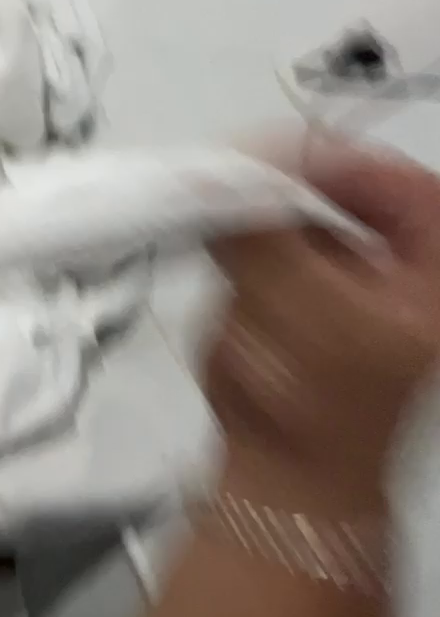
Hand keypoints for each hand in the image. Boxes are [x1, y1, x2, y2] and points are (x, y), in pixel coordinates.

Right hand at [205, 141, 439, 515]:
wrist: (276, 455)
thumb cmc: (308, 397)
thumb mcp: (298, 312)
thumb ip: (263, 239)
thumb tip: (218, 178)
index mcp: (438, 268)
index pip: (400, 183)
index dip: (331, 163)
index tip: (257, 160)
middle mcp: (401, 260)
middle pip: (350, 189)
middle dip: (282, 180)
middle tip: (221, 177)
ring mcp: (344, 272)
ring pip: (302, 210)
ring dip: (249, 202)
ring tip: (202, 201)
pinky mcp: (289, 284)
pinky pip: (265, 236)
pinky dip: (230, 226)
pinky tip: (201, 229)